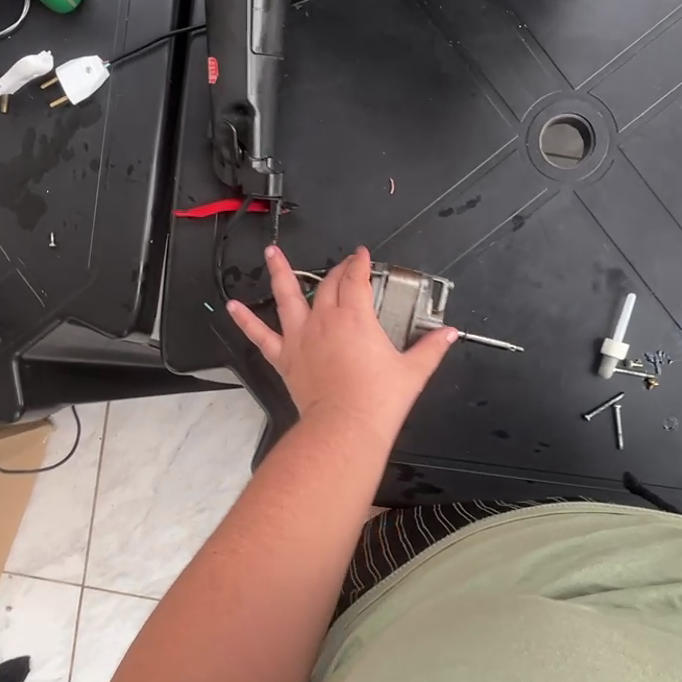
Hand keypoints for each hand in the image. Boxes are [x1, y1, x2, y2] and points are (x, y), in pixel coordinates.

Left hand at [227, 245, 458, 442]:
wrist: (345, 428)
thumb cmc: (376, 401)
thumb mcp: (413, 371)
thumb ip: (431, 348)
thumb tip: (449, 335)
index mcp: (355, 318)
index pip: (356, 279)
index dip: (359, 263)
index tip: (362, 255)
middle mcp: (324, 321)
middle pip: (327, 284)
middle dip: (336, 270)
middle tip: (342, 265)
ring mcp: (300, 337)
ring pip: (287, 296)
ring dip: (280, 272)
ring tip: (271, 254)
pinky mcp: (285, 358)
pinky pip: (260, 335)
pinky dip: (245, 321)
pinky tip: (232, 308)